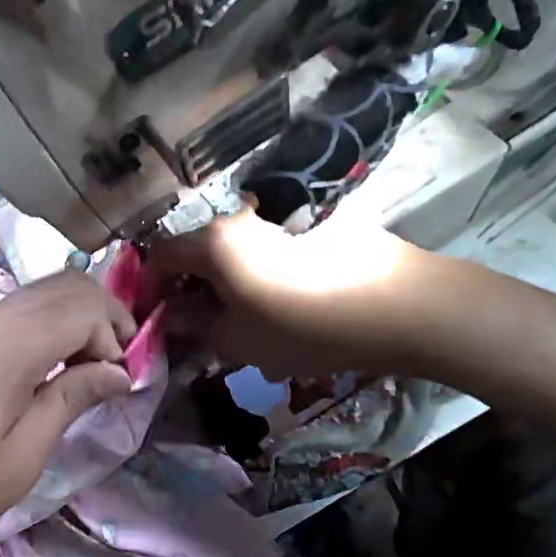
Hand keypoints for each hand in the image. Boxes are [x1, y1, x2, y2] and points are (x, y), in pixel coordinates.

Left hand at [0, 272, 136, 556]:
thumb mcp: (20, 459)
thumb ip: (71, 401)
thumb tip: (116, 371)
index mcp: (10, 344)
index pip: (86, 309)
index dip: (115, 340)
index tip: (120, 385)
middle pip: (64, 286)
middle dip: (102, 317)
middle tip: (113, 366)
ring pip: (34, 296)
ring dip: (70, 321)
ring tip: (78, 373)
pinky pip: (5, 315)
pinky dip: (38, 330)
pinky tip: (32, 377)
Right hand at [150, 212, 444, 380]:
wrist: (401, 306)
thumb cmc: (308, 329)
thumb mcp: (241, 342)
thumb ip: (197, 326)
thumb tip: (173, 315)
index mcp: (216, 242)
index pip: (161, 255)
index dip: (154, 288)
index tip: (166, 319)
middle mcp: (243, 218)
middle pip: (202, 251)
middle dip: (198, 289)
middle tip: (212, 327)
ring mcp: (283, 214)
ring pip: (241, 249)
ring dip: (235, 281)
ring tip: (257, 319)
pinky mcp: (316, 220)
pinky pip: (275, 245)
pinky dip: (269, 271)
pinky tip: (295, 301)